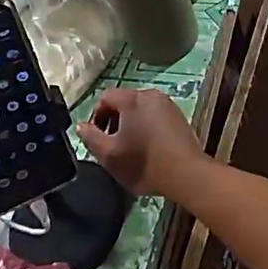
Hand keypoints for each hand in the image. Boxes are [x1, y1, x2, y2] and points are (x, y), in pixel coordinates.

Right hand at [78, 88, 208, 197]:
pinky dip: (147, 128)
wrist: (185, 173)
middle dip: (114, 121)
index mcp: (132, 99)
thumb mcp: (108, 154)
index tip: (97, 138)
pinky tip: (149, 149)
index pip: (106, 97)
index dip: (96, 116)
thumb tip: (82, 126)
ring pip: (141, 110)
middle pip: (124, 102)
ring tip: (130, 149)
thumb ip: (91, 137)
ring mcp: (168, 104)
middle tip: (112, 145)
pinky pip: (155, 116)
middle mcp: (151, 95)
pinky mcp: (179, 116)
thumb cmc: (143, 163)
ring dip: (131, 125)